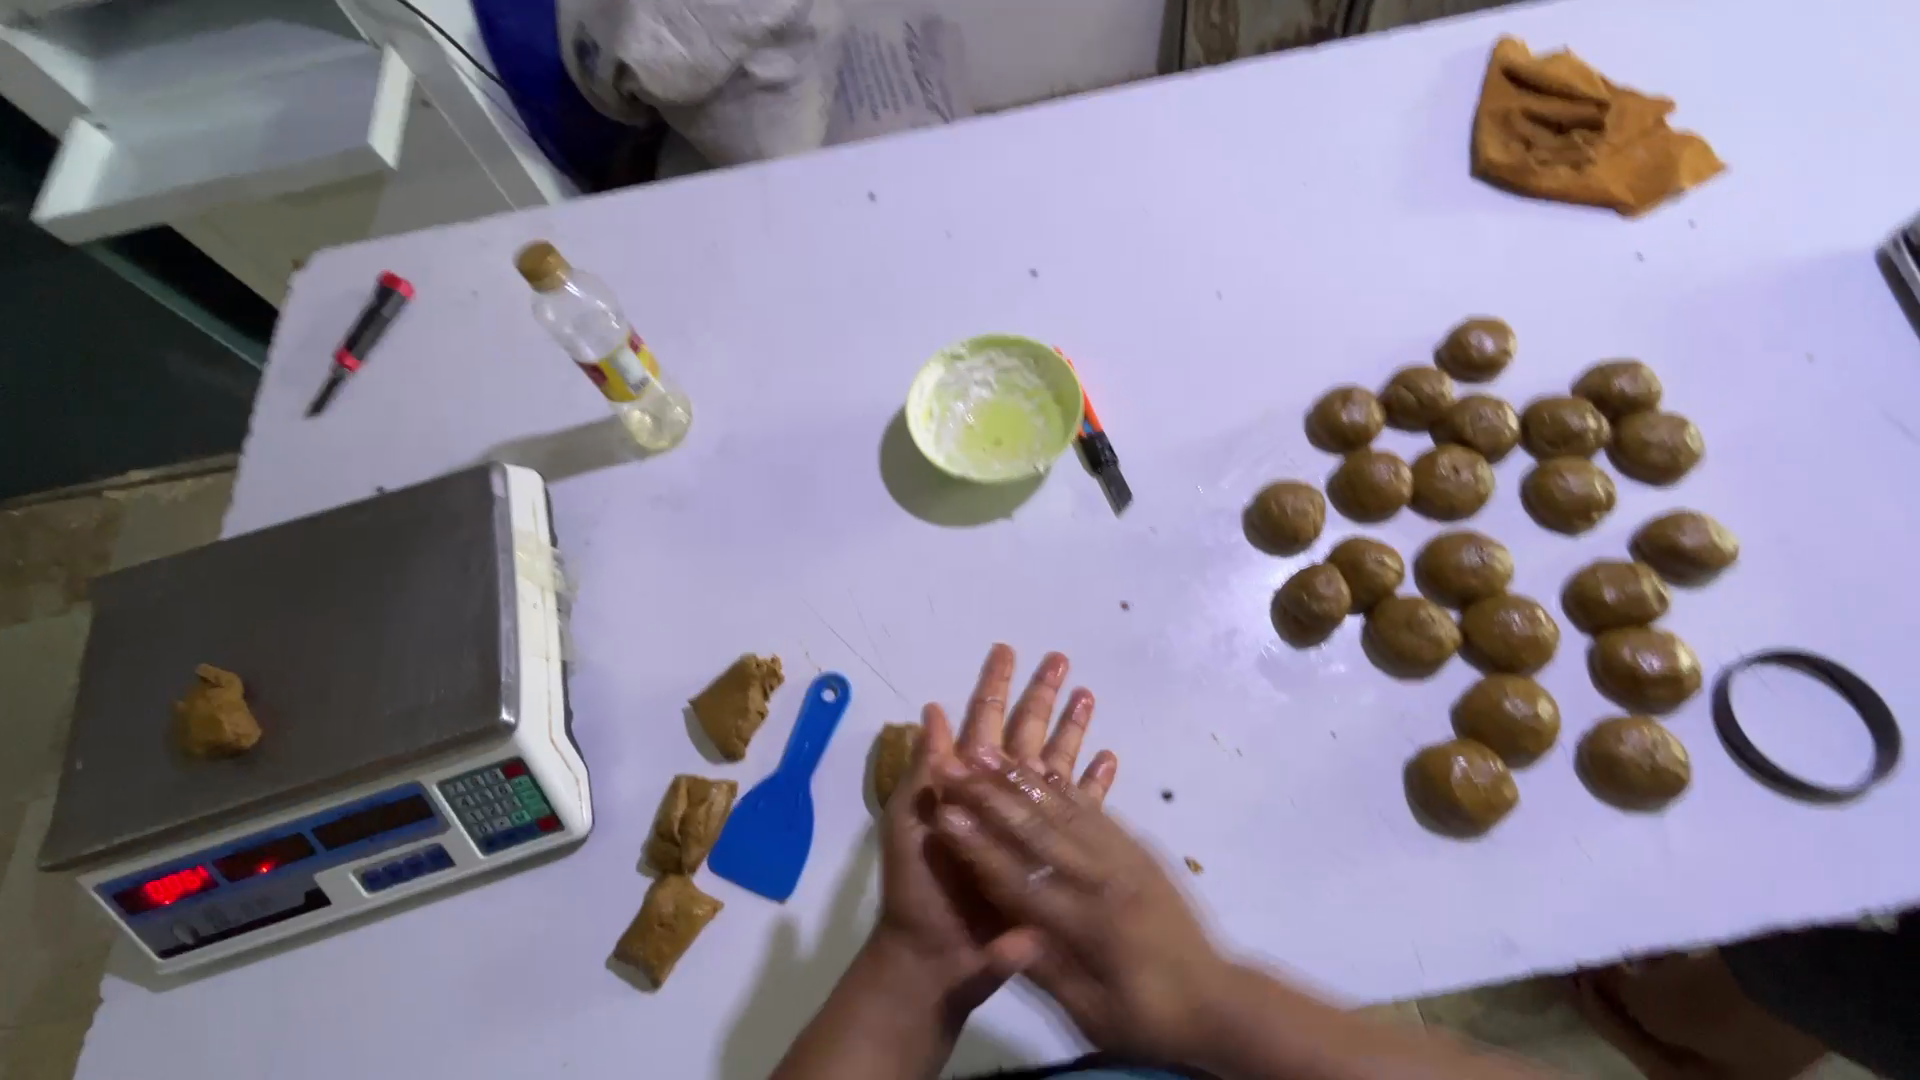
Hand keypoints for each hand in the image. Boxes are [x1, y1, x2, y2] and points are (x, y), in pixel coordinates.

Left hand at [873, 644, 1117, 1011]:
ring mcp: (1024, 820)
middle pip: (1025, 732)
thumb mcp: (911, 820)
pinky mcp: (1047, 851)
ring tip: (1090, 695)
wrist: (938, 955)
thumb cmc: (918, 885)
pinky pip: (1076, 810)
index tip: (1008, 650)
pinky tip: (1111, 759)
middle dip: (1041, 695)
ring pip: (1054, 762)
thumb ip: (926, 767)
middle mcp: (997, 792)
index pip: (984, 720)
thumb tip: (932, 708)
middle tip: (1060, 659)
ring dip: (1071, 729)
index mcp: (963, 780)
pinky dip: (1093, 784)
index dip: (995, 685)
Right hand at [931, 751, 1228, 1063]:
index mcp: (1091, 927)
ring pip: (1064, 809)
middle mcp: (1106, 881)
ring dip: (1021, 778)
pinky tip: (1040, 765)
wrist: (1220, 999)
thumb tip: (999, 932)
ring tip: (988, 752)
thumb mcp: (1094, 1015)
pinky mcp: (1138, 847)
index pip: (1022, 880)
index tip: (944, 816)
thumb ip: (1047, 970)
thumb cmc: (1149, 1017)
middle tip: (954, 766)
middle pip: (1038, 831)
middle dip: (991, 796)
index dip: (979, 847)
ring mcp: (1125, 858)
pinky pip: (1094, 809)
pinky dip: (1062, 784)